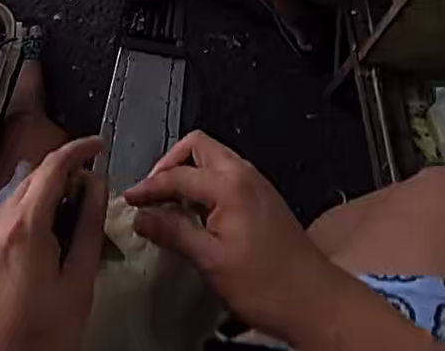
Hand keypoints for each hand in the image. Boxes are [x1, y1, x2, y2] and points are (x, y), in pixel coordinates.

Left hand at [0, 137, 104, 350]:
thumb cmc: (34, 342)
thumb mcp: (76, 285)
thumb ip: (88, 228)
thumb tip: (97, 186)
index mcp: (23, 224)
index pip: (54, 164)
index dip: (80, 149)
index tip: (99, 145)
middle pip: (34, 178)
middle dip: (64, 176)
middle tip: (90, 193)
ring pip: (17, 199)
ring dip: (44, 199)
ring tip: (67, 228)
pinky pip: (1, 221)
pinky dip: (24, 219)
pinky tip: (39, 249)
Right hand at [123, 132, 344, 342]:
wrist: (315, 300)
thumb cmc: (263, 283)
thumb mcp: (211, 261)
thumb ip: (174, 232)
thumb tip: (141, 216)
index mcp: (228, 183)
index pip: (178, 175)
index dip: (149, 187)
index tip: (128, 200)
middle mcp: (242, 171)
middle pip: (196, 145)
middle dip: (170, 163)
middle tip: (152, 191)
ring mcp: (254, 179)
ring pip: (212, 156)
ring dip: (188, 170)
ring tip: (170, 201)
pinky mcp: (261, 193)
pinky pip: (225, 171)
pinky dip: (204, 180)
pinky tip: (196, 209)